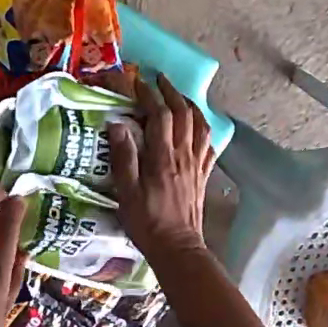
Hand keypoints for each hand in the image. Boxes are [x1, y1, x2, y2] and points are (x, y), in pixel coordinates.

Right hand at [108, 74, 214, 263]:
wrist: (177, 247)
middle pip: (183, 113)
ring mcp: (197, 164)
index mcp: (163, 157)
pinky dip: (204, 127)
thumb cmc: (147, 222)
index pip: (160, 115)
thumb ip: (124, 156)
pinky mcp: (203, 174)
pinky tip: (199, 125)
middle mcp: (184, 155)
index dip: (149, 95)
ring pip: (200, 124)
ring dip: (190, 104)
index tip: (138, 82)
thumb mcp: (127, 191)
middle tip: (159, 79)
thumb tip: (118, 124)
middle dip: (171, 92)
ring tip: (179, 95)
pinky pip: (209, 143)